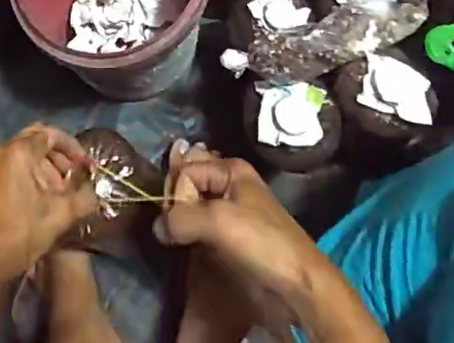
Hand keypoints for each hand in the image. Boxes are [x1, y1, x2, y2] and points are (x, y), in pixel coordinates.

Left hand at [0, 123, 97, 280]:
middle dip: (60, 153)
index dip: (74, 148)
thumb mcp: (60, 214)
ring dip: (49, 166)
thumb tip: (97, 190)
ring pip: (28, 154)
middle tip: (75, 171)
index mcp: (20, 152)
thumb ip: (84, 197)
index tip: (87, 166)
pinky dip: (35, 174)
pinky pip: (17, 167)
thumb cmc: (22, 233)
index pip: (52, 135)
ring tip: (64, 189)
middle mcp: (5, 152)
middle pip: (39, 139)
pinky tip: (46, 197)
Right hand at [158, 142, 365, 334]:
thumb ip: (183, 217)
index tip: (171, 217)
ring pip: (194, 207)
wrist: (296, 283)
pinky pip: (201, 228)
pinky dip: (189, 234)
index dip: (176, 192)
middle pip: (190, 185)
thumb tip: (158, 226)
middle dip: (175, 201)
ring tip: (171, 235)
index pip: (187, 171)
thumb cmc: (261, 241)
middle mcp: (229, 185)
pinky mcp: (229, 238)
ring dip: (180, 220)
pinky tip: (182, 243)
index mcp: (231, 169)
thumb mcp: (219, 221)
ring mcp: (230, 212)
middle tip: (168, 225)